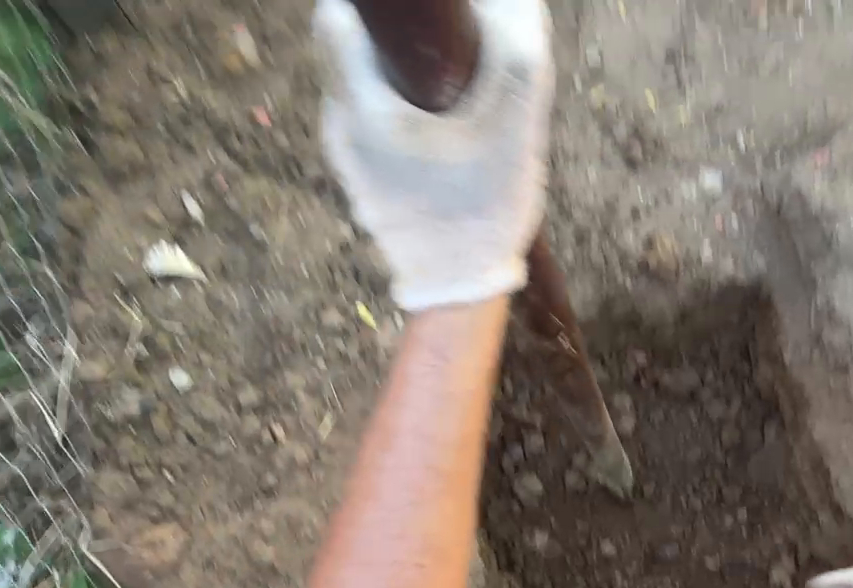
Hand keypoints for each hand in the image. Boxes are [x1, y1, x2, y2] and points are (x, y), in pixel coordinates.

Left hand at [313, 0, 553, 310]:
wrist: (459, 294)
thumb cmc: (482, 215)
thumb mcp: (513, 132)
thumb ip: (517, 58)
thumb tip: (517, 2)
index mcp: (366, 110)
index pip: (334, 21)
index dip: (375, 10)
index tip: (420, 23)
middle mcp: (342, 133)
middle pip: (346, 57)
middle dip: (389, 46)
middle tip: (442, 59)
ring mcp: (346, 166)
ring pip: (355, 96)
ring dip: (390, 84)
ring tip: (442, 102)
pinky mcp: (358, 189)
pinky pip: (365, 133)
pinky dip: (391, 120)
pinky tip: (432, 141)